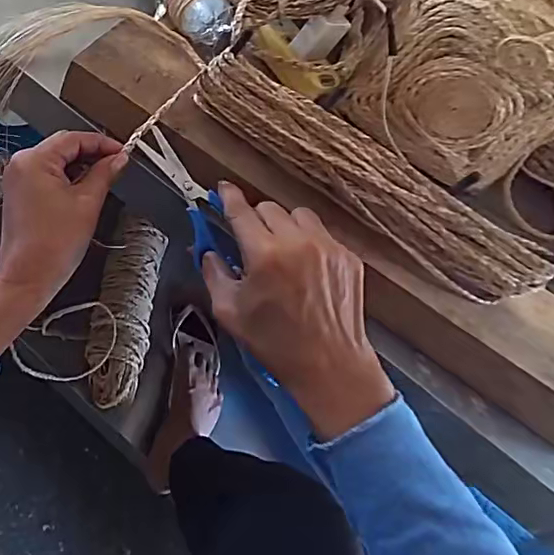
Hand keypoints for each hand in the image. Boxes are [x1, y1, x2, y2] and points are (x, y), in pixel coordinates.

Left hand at [0, 131, 129, 353]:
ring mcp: (17, 178)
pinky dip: (67, 177)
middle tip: (117, 162)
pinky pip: (47, 174)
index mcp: (34, 160)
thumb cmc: (51, 246)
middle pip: (63, 146)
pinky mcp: (19, 192)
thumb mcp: (88, 203)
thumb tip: (117, 159)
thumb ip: (104, 174)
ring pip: (56, 160)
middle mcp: (21, 164)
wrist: (27, 278)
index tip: (122, 151)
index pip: (74, 138)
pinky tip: (85, 187)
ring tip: (105, 176)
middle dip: (92, 153)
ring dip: (80, 165)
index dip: (102, 142)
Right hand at [202, 182, 394, 439]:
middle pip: (268, 208)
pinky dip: (308, 241)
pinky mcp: (347, 256)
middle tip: (251, 239)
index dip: (228, 196)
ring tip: (280, 250)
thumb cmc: (275, 342)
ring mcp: (326, 247)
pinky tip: (304, 266)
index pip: (241, 210)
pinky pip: (321, 233)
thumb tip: (206, 250)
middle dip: (255, 218)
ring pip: (298, 215)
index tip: (223, 190)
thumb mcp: (229, 310)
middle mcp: (296, 242)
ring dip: (284, 225)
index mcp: (263, 254)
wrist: (330, 365)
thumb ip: (213, 272)